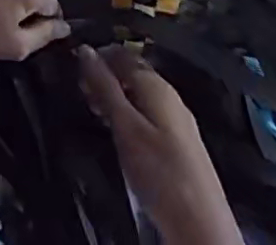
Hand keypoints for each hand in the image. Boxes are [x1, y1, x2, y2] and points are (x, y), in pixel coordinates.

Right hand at [76, 46, 244, 244]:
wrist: (201, 228)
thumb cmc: (160, 173)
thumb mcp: (124, 126)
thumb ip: (104, 86)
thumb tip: (85, 49)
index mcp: (158, 86)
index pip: (121, 53)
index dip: (95, 56)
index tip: (73, 70)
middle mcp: (170, 97)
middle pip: (129, 72)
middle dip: (102, 78)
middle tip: (81, 94)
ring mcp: (176, 120)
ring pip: (136, 94)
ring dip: (112, 97)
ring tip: (93, 112)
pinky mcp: (177, 143)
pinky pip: (144, 113)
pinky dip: (125, 114)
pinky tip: (115, 131)